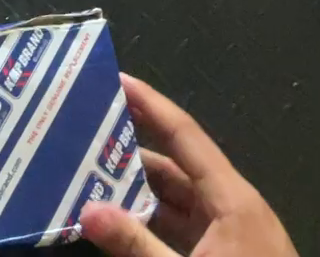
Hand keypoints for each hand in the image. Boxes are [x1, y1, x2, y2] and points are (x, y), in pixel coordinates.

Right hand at [78, 74, 297, 256]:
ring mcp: (232, 239)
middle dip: (132, 150)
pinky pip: (182, 228)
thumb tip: (86, 209)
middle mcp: (233, 209)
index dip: (150, 104)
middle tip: (88, 132)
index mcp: (233, 200)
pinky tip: (120, 222)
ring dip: (137, 189)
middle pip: (176, 166)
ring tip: (91, 175)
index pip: (185, 134)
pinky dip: (150, 221)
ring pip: (176, 199)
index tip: (116, 79)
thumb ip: (137, 244)